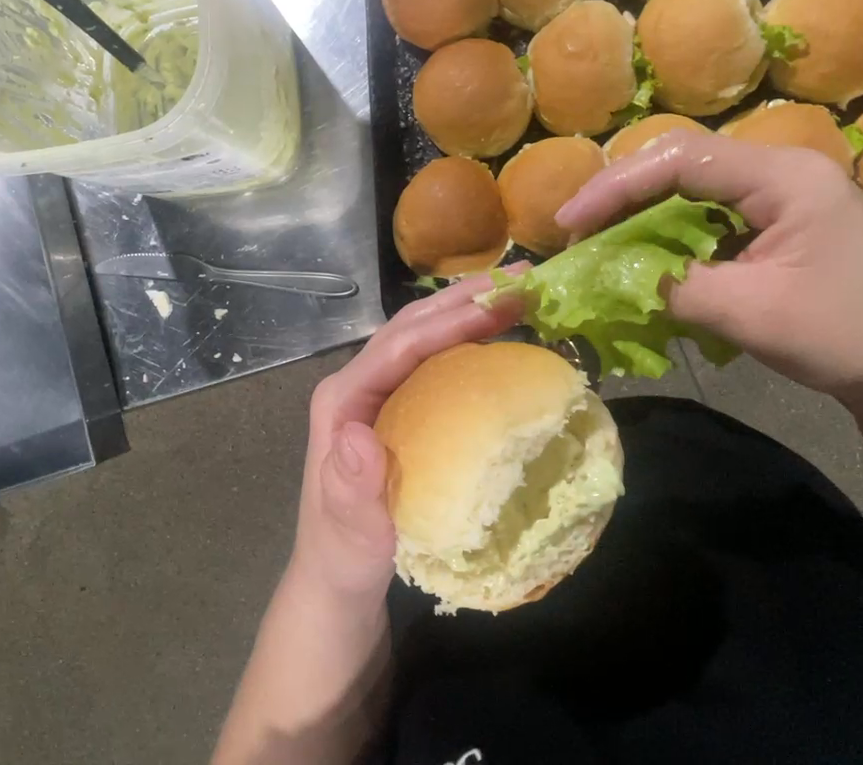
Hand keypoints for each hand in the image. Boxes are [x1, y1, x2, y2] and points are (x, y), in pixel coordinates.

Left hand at [289, 271, 527, 603]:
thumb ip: (350, 489)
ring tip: (520, 294)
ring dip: (468, 312)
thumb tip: (359, 435)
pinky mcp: (400, 412)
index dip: (446, 322)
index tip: (498, 304)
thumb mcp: (349, 535)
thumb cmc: (344, 558)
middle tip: (522, 278)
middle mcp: (358, 387)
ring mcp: (379, 397)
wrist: (339, 584)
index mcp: (342, 402)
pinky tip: (503, 339)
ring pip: (424, 339)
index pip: (397, 347)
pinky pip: (436, 365)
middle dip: (463, 299)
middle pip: (411, 329)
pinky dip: (469, 344)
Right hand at [556, 130, 862, 416]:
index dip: (615, 186)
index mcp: (786, 176)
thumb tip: (603, 275)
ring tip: (594, 240)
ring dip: (638, 211)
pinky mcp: (776, 219)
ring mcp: (781, 193)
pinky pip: (706, 210)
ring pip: (689, 184)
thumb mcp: (750, 315)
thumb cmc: (847, 339)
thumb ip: (671, 286)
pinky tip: (639, 253)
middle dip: (620, 193)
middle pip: (681, 161)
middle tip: (574, 231)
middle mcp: (782, 169)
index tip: (569, 224)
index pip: (682, 159)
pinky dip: (664, 230)